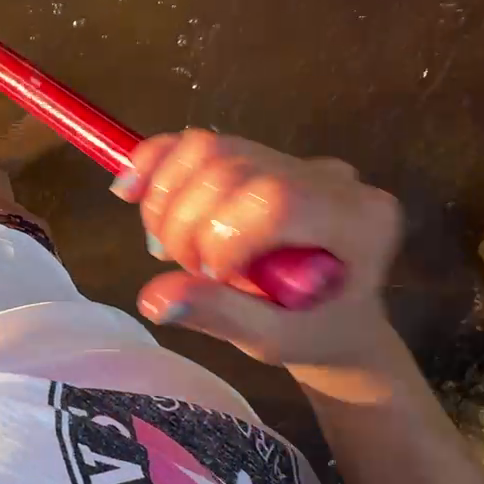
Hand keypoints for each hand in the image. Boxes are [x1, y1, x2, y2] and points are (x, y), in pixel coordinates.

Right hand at [110, 130, 402, 370]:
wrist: (333, 316)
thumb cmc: (313, 332)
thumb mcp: (271, 339)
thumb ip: (218, 314)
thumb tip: (153, 298)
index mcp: (354, 219)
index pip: (273, 199)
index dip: (221, 235)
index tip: (210, 278)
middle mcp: (328, 176)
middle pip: (229, 169)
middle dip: (183, 224)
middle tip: (182, 268)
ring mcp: (292, 160)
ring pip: (204, 150)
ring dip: (163, 201)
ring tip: (168, 246)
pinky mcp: (255, 156)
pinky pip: (194, 144)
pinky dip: (153, 165)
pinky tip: (129, 191)